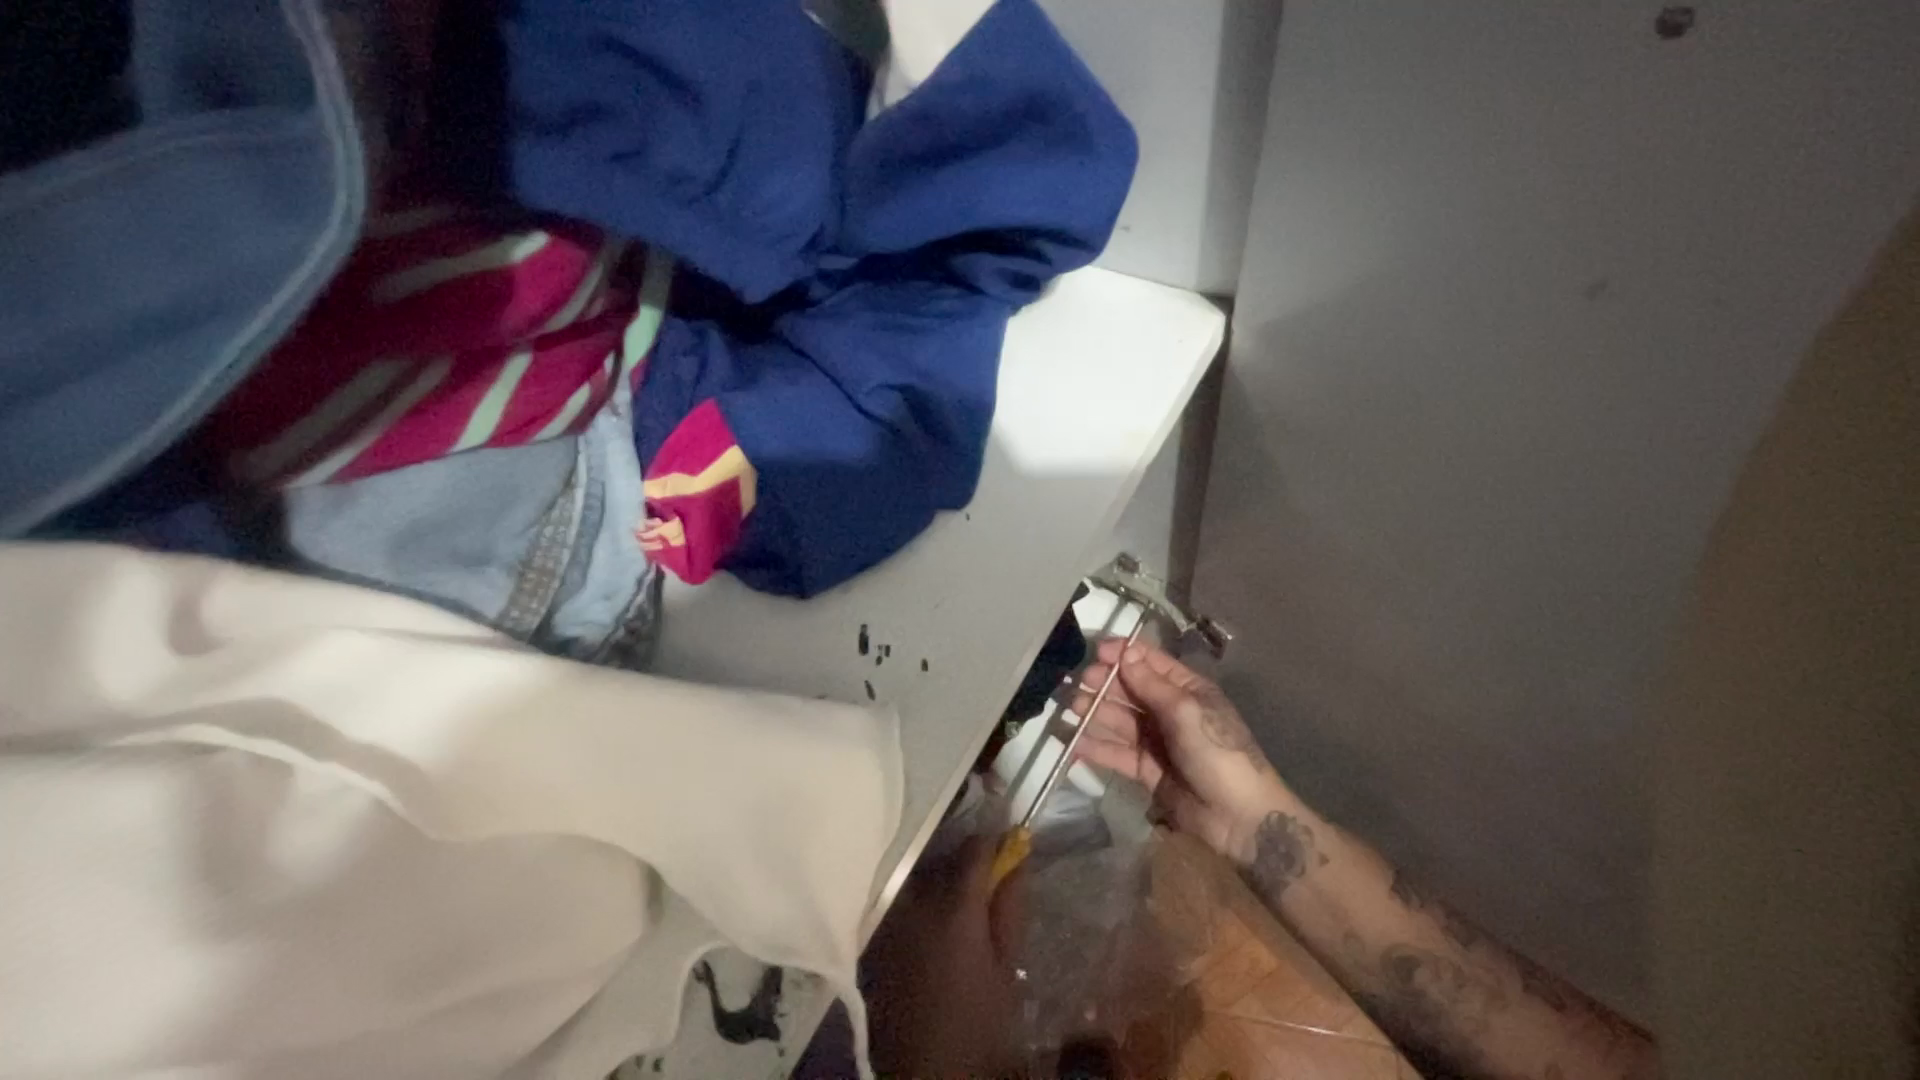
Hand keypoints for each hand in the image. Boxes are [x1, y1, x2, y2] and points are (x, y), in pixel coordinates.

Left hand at [864, 835, 1026, 1077]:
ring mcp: (891, 917)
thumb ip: (1010, 907)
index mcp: (955, 906)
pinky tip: (934, 928)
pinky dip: (921, 902)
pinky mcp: (877, 936)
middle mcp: (916, 900)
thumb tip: (1018, 858)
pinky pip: (902, 901)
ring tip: (961, 905)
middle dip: (967, 861)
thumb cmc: (977, 1026)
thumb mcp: (1007, 967)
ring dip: (941, 879)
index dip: (995, 840)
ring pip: (921, 877)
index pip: (975, 847)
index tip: (1009, 842)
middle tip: (989, 882)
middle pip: (944, 858)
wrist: (923, 1073)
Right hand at [1071, 640, 1283, 859]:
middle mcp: (1169, 710)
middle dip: (1104, 684)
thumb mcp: (1185, 710)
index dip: (1123, 655)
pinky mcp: (1145, 770)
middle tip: (1080, 683)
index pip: (1150, 663)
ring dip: (1095, 712)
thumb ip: (1150, 684)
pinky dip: (1096, 747)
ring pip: (1119, 720)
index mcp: (1187, 689)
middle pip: (1130, 690)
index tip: (1095, 652)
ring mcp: (1156, 741)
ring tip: (1072, 707)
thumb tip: (1124, 653)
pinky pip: (1116, 753)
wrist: (1237, 816)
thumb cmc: (1217, 751)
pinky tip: (1073, 741)